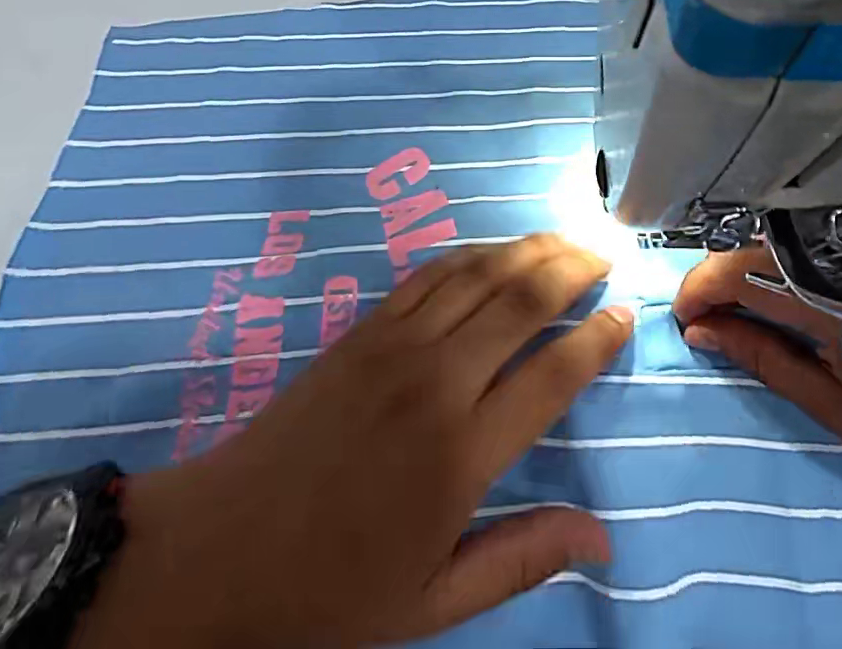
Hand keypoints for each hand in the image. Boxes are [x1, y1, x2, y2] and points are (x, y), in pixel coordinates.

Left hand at [73, 234, 634, 648]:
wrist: (214, 552)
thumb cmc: (331, 588)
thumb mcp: (433, 602)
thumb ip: (522, 557)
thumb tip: (604, 537)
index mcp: (463, 453)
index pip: (554, 372)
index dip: (599, 336)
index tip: (627, 313)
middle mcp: (437, 381)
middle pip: (523, 300)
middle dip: (574, 267)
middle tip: (606, 253)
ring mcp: (395, 345)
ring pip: (480, 273)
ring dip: (530, 249)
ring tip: (567, 240)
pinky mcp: (363, 330)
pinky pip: (431, 273)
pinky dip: (474, 253)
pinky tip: (497, 251)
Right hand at [672, 248, 841, 517]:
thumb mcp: (836, 405)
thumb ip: (762, 357)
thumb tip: (702, 331)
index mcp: (832, 295)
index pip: (738, 269)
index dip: (698, 290)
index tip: (683, 321)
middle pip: (760, 249)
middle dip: (723, 282)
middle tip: (712, 325)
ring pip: (790, 245)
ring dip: (758, 275)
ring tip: (750, 319)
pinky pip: (824, 249)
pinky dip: (795, 272)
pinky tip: (796, 306)